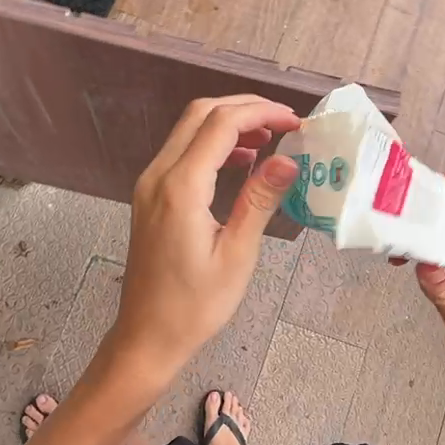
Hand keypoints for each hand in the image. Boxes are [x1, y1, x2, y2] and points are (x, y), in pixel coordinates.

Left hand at [109, 96, 301, 379]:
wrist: (147, 336)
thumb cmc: (195, 306)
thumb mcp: (237, 255)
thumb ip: (260, 201)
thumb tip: (289, 160)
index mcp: (181, 188)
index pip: (221, 124)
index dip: (261, 113)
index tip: (296, 123)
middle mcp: (158, 176)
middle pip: (200, 114)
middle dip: (245, 108)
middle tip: (286, 123)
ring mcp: (150, 184)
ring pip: (189, 129)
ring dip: (229, 123)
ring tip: (270, 138)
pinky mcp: (151, 196)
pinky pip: (181, 151)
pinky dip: (213, 144)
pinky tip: (242, 161)